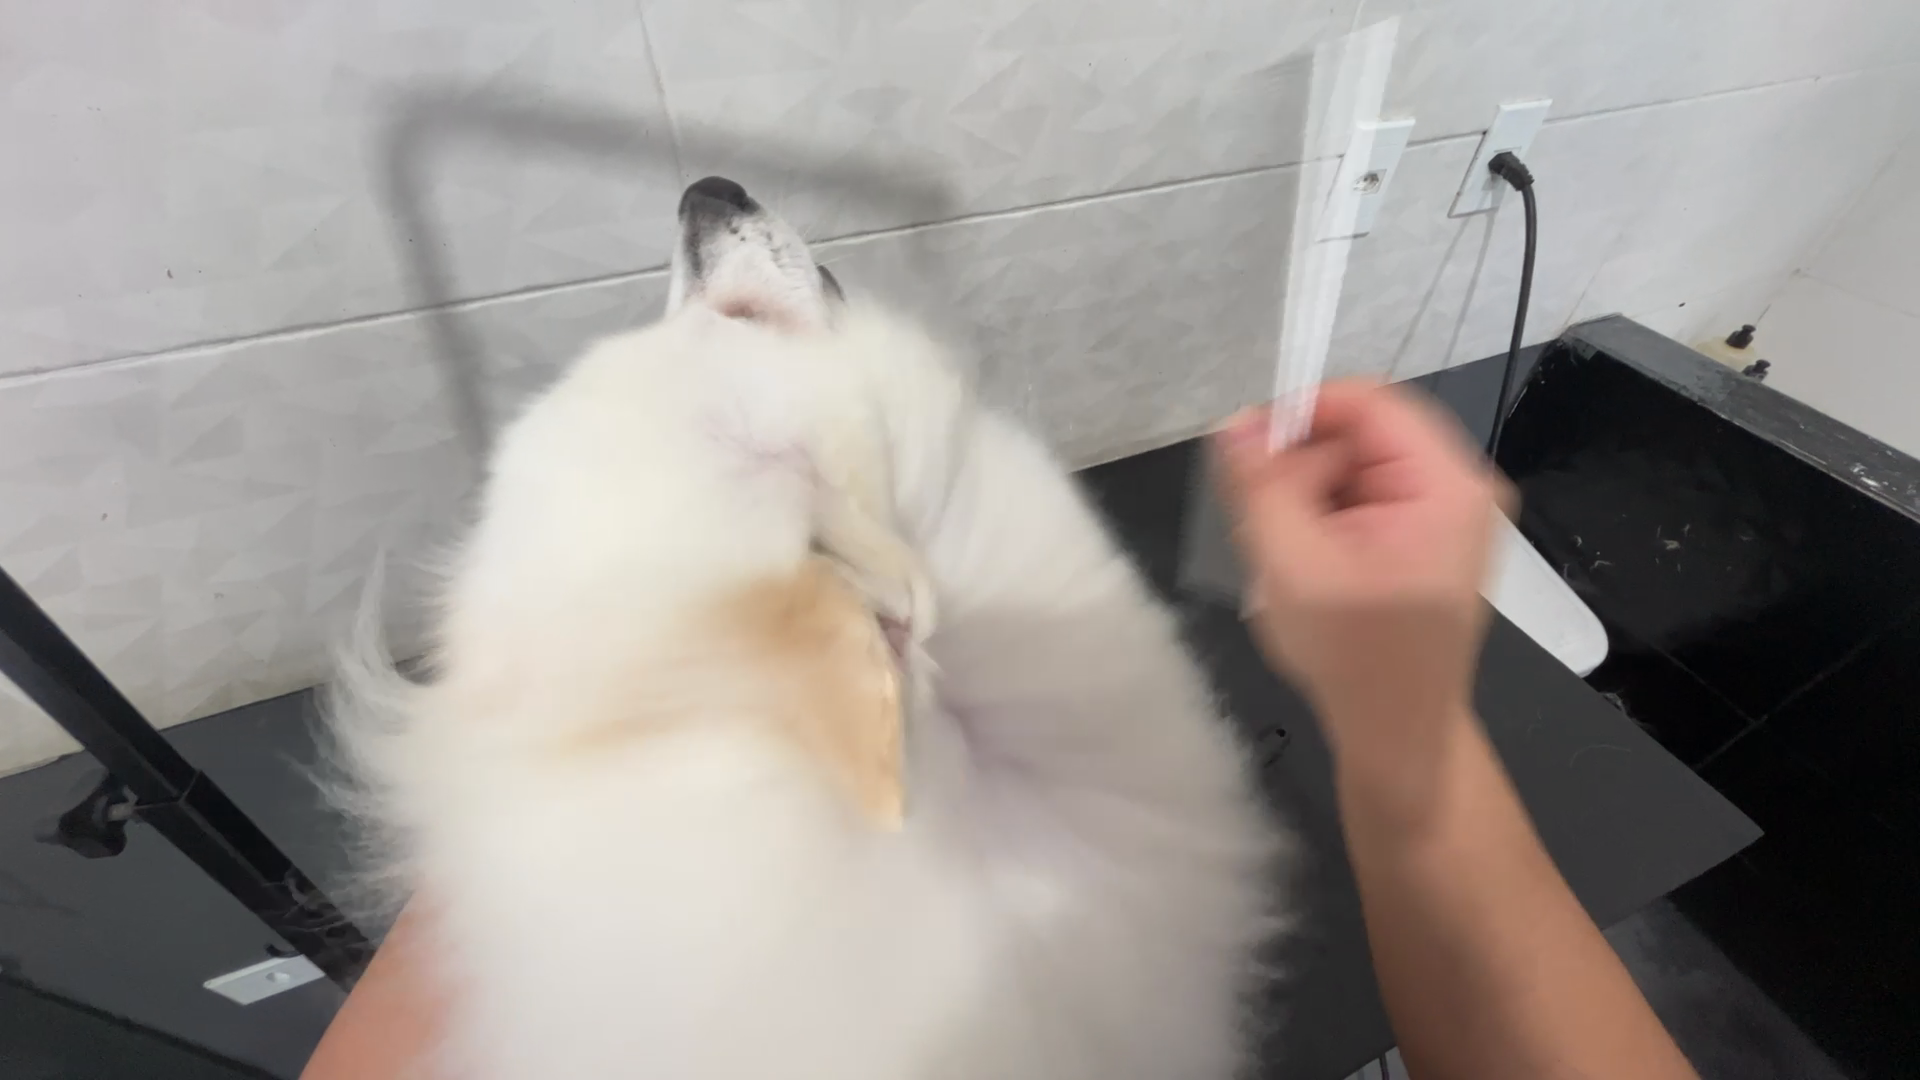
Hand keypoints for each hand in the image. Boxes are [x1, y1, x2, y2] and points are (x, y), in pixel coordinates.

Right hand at [1212, 382, 1507, 766]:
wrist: (1393, 729)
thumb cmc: (1350, 654)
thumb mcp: (1291, 563)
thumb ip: (1260, 485)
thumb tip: (1233, 422)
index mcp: (1443, 485)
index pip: (1367, 401)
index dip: (1298, 412)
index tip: (1242, 452)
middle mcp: (1452, 487)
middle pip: (1354, 436)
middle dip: (1294, 471)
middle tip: (1259, 525)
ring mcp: (1435, 514)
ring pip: (1344, 469)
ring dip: (1297, 500)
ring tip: (1281, 555)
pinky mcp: (1413, 536)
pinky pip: (1350, 499)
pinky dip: (1311, 520)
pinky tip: (1299, 562)